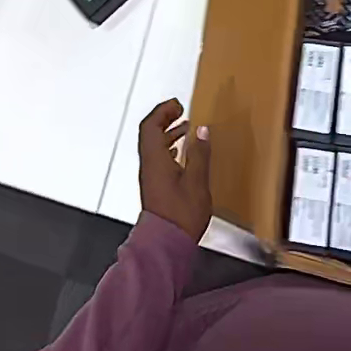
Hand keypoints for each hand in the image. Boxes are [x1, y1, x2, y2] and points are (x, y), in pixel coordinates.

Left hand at [137, 99, 211, 240]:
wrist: (166, 245)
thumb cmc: (181, 215)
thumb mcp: (197, 181)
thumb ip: (199, 154)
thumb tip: (201, 130)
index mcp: (155, 160)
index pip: (150, 127)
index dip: (162, 111)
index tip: (177, 105)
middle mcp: (149, 166)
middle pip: (149, 134)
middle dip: (164, 118)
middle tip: (180, 111)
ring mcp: (151, 177)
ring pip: (154, 146)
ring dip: (168, 133)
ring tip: (186, 129)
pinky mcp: (156, 186)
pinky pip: (159, 158)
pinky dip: (170, 148)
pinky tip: (183, 153)